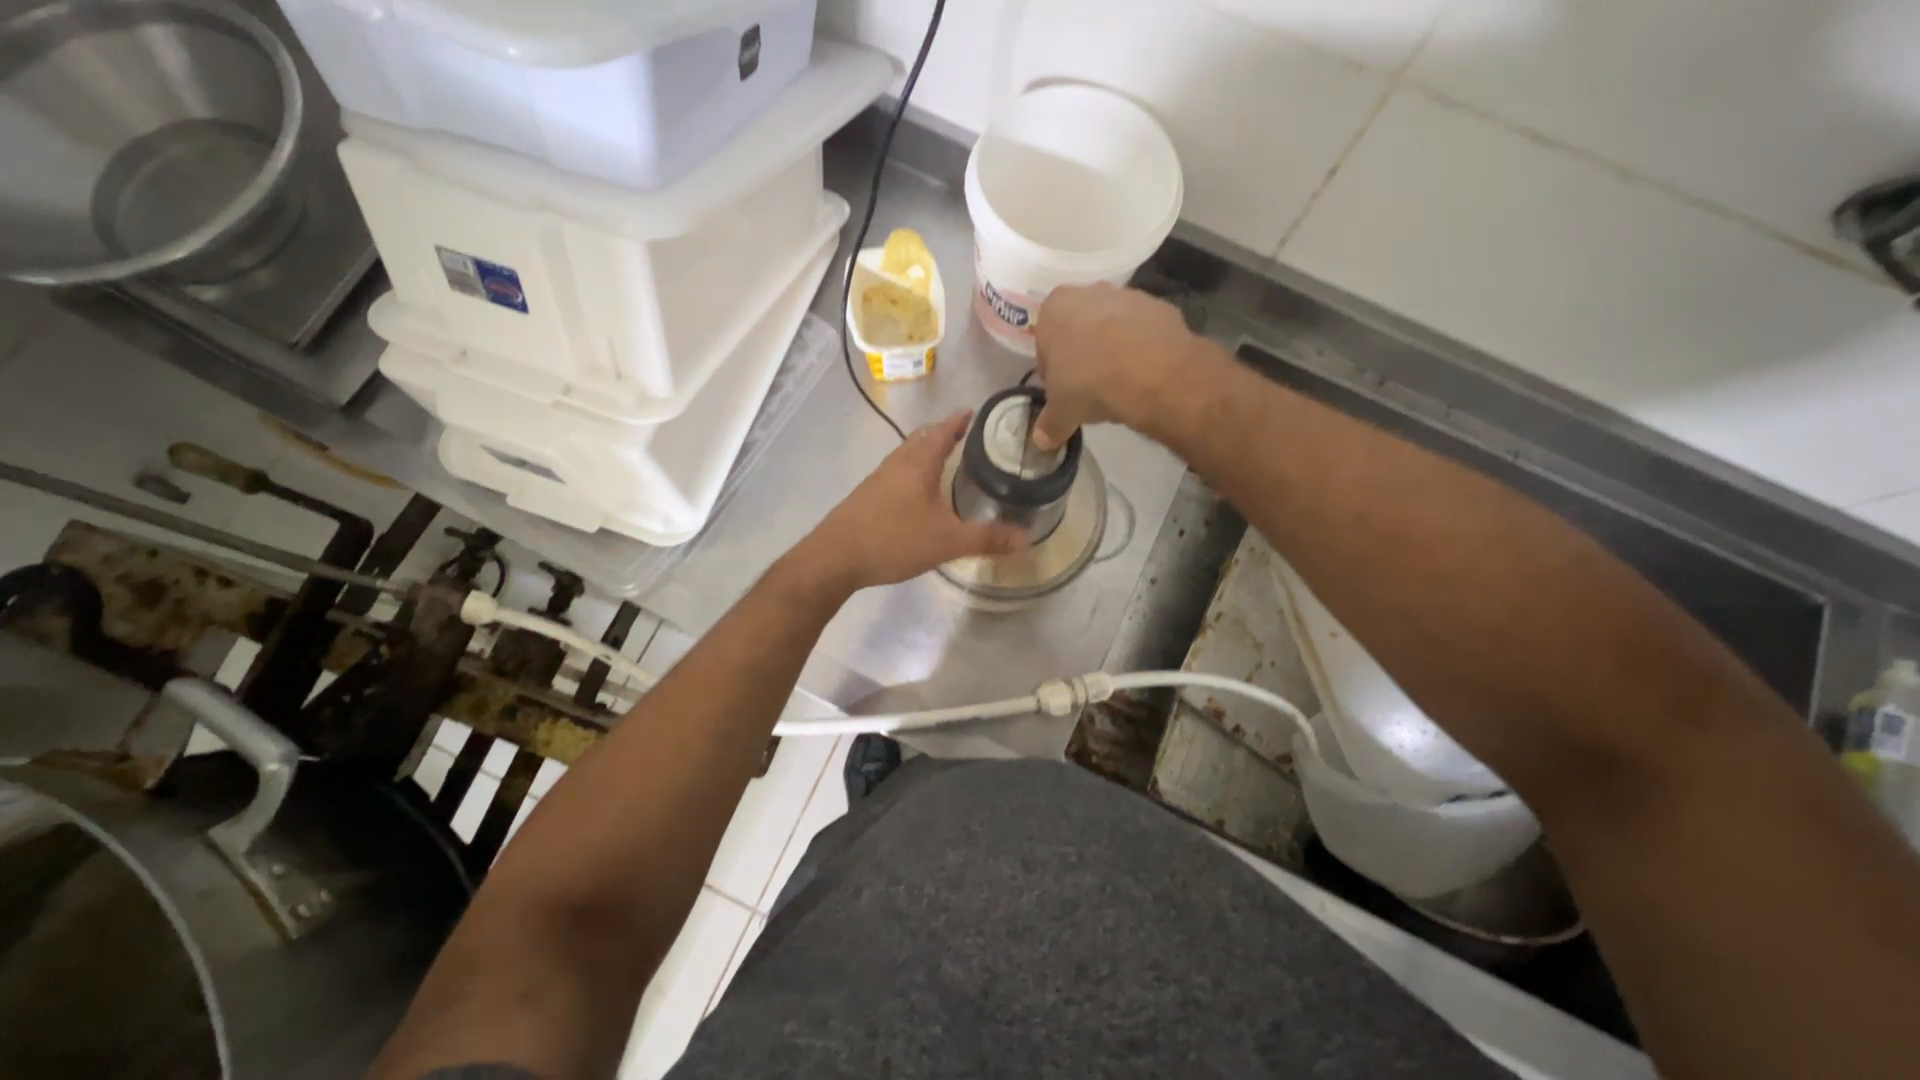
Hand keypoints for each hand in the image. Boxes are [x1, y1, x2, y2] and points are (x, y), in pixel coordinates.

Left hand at [796, 411, 1028, 591]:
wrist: (834, 558)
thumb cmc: (893, 540)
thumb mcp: (947, 541)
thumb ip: (986, 539)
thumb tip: (1027, 538)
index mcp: (918, 463)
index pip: (942, 431)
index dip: (959, 421)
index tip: (974, 412)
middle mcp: (896, 464)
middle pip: (921, 439)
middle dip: (942, 434)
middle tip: (965, 437)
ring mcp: (877, 480)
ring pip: (906, 457)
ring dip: (925, 454)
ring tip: (945, 463)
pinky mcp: (866, 499)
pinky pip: (895, 475)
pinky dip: (912, 474)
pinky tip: (918, 496)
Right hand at [1030, 283, 1218, 449]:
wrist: (1150, 371)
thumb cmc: (1089, 382)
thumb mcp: (1062, 411)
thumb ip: (1050, 424)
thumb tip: (1042, 442)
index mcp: (1054, 308)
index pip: (1045, 344)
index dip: (1053, 373)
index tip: (1064, 393)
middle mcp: (1089, 292)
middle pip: (1080, 330)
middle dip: (1084, 356)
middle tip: (1091, 389)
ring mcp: (1128, 295)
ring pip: (1113, 328)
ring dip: (1114, 352)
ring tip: (1122, 386)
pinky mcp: (1160, 307)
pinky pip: (1144, 333)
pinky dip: (1143, 351)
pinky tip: (1145, 377)